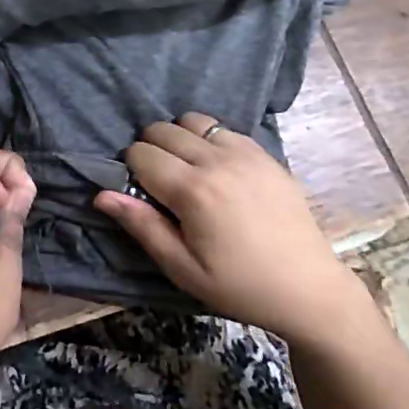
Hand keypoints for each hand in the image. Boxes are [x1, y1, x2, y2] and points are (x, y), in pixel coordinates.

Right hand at [94, 111, 368, 349]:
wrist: (308, 287)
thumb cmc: (239, 286)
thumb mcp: (182, 269)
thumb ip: (142, 226)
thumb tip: (101, 194)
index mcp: (193, 191)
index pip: (141, 153)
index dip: (132, 171)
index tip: (143, 195)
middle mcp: (217, 160)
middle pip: (162, 129)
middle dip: (151, 149)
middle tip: (161, 183)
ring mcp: (245, 152)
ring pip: (193, 120)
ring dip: (180, 138)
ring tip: (187, 170)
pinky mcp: (264, 153)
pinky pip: (224, 128)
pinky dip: (209, 139)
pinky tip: (217, 169)